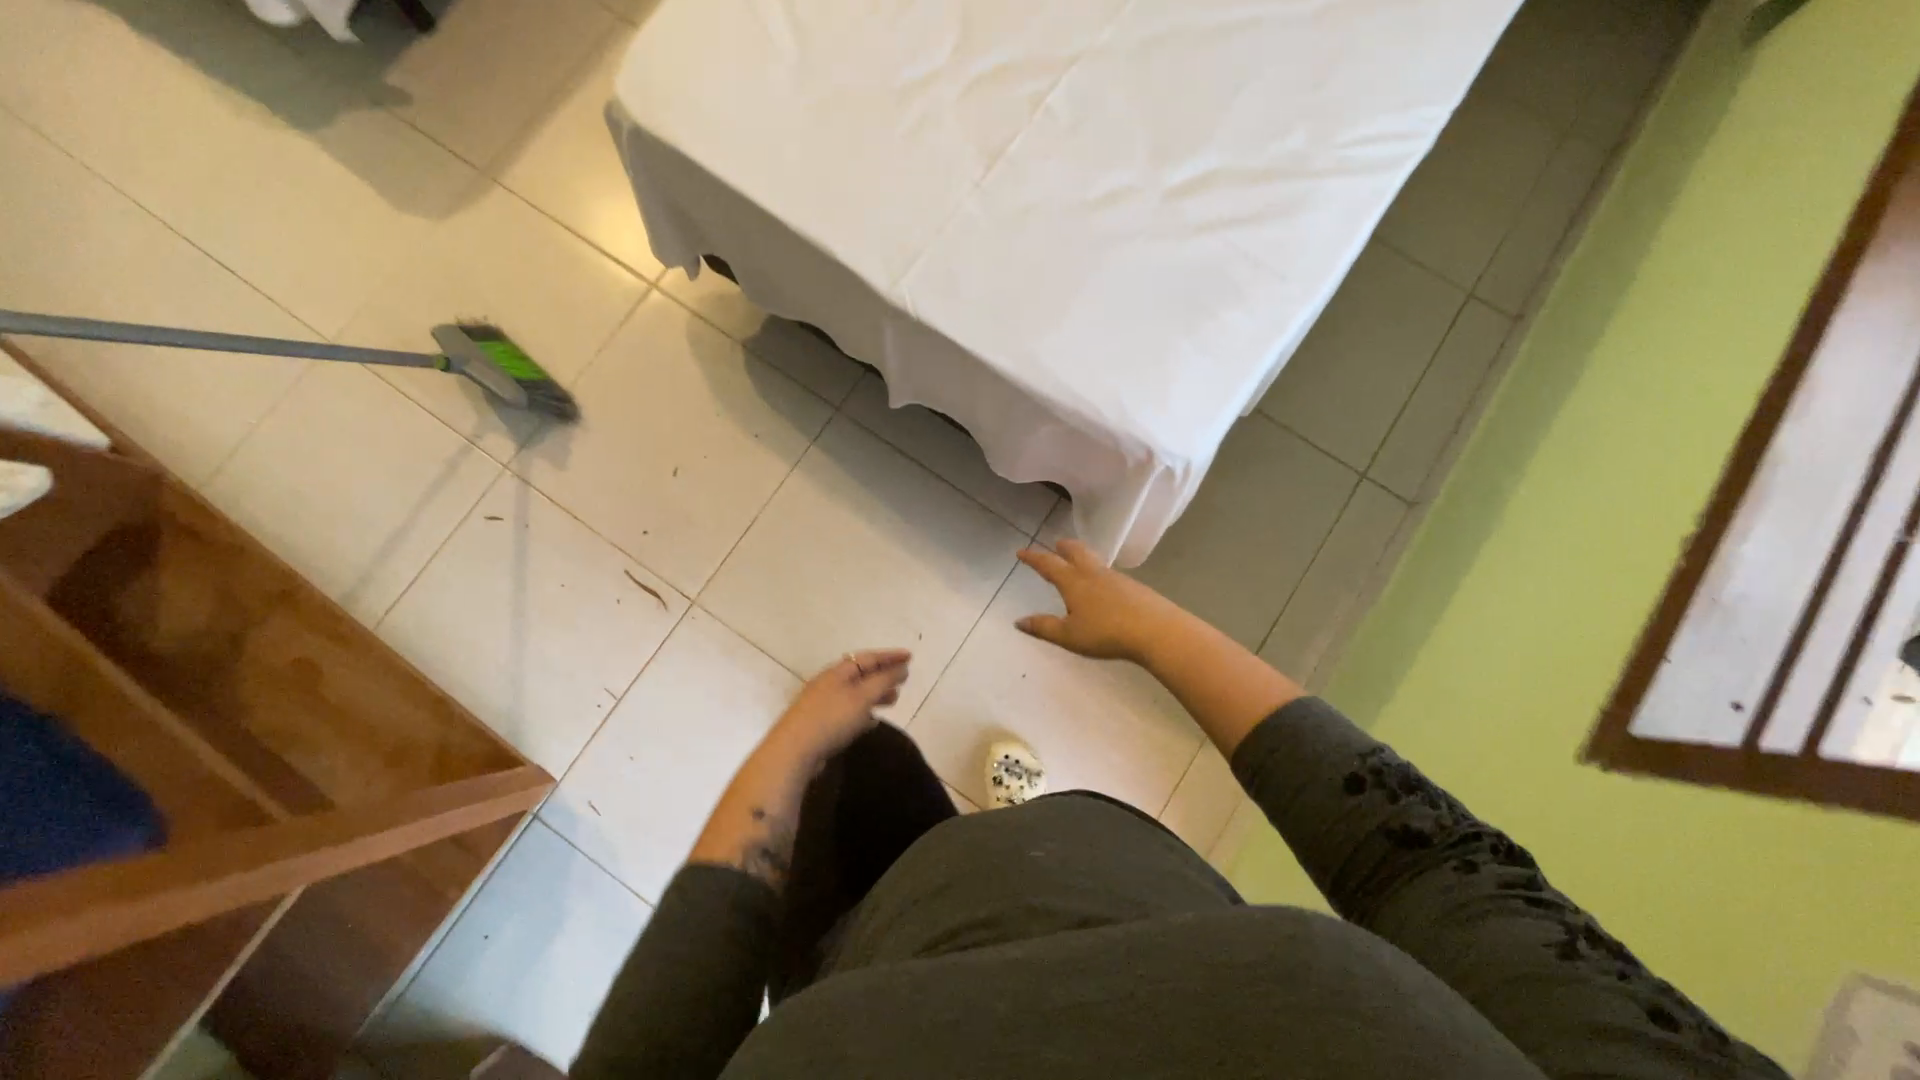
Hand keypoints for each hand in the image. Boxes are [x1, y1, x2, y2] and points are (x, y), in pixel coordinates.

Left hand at [767, 649, 911, 766]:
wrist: (793, 751)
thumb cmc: (831, 719)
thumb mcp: (862, 697)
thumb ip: (884, 681)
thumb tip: (902, 668)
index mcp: (838, 672)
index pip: (868, 657)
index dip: (890, 656)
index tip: (910, 657)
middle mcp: (829, 683)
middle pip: (861, 674)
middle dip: (883, 676)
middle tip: (903, 681)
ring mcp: (822, 703)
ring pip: (855, 693)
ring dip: (875, 695)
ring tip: (892, 701)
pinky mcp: (820, 723)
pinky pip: (847, 711)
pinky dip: (863, 712)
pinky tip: (871, 722)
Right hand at [1015, 540, 1189, 663]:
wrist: (1155, 630)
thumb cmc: (1106, 632)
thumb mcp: (1069, 635)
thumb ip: (1043, 627)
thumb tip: (1019, 621)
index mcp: (1073, 582)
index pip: (1048, 564)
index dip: (1033, 558)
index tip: (1021, 552)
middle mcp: (1093, 573)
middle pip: (1076, 552)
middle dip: (1063, 547)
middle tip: (1056, 544)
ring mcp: (1116, 578)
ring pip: (1095, 560)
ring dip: (1082, 556)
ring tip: (1078, 561)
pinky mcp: (1134, 587)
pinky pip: (1109, 573)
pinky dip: (1099, 572)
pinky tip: (1104, 586)